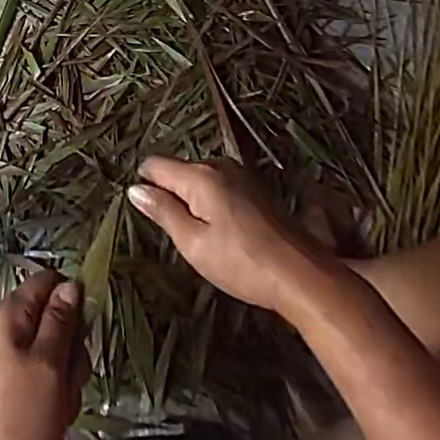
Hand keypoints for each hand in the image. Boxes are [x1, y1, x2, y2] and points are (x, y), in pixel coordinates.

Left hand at [0, 270, 87, 439]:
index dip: (72, 295)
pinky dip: (61, 398)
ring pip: (61, 354)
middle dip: (73, 347)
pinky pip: (54, 381)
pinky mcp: (23, 390)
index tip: (85, 319)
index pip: (48, 280)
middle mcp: (11, 332)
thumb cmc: (15, 419)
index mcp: (11, 314)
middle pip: (59, 320)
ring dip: (69, 378)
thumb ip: (62, 321)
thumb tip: (72, 285)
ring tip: (58, 400)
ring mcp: (16, 362)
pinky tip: (54, 414)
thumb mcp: (47, 363)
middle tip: (66, 371)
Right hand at [127, 156, 332, 313]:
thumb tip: (136, 190)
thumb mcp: (193, 243)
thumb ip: (163, 212)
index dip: (144, 185)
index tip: (148, 213)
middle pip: (177, 171)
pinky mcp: (254, 189)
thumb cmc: (243, 263)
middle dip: (170, 195)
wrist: (303, 275)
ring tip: (200, 238)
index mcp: (199, 176)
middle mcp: (218, 166)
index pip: (155, 165)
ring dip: (192, 202)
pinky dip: (211, 206)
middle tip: (177, 233)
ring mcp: (239, 175)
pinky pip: (218, 188)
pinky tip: (222, 235)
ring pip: (198, 181)